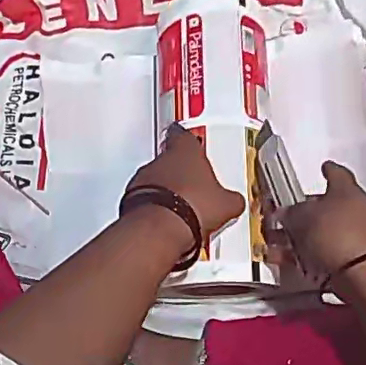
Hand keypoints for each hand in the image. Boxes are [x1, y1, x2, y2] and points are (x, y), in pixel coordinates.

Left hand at [125, 125, 244, 249]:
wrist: (160, 229)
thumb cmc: (190, 207)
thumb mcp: (226, 203)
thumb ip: (230, 198)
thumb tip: (235, 203)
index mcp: (185, 150)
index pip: (185, 135)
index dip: (190, 139)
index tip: (192, 141)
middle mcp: (159, 160)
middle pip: (169, 159)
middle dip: (181, 172)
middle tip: (195, 187)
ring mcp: (142, 180)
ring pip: (154, 180)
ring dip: (166, 191)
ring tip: (183, 210)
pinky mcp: (131, 201)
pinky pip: (144, 200)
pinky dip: (154, 208)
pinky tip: (169, 222)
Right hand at [274, 161, 365, 276]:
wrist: (362, 274)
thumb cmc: (334, 233)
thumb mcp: (303, 217)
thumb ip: (290, 212)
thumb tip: (284, 213)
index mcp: (347, 191)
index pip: (338, 175)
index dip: (328, 170)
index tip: (323, 167)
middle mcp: (355, 211)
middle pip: (325, 208)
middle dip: (301, 214)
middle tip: (280, 219)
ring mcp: (355, 238)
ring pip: (320, 234)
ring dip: (296, 239)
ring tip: (272, 246)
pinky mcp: (352, 262)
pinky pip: (322, 255)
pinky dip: (302, 257)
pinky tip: (282, 261)